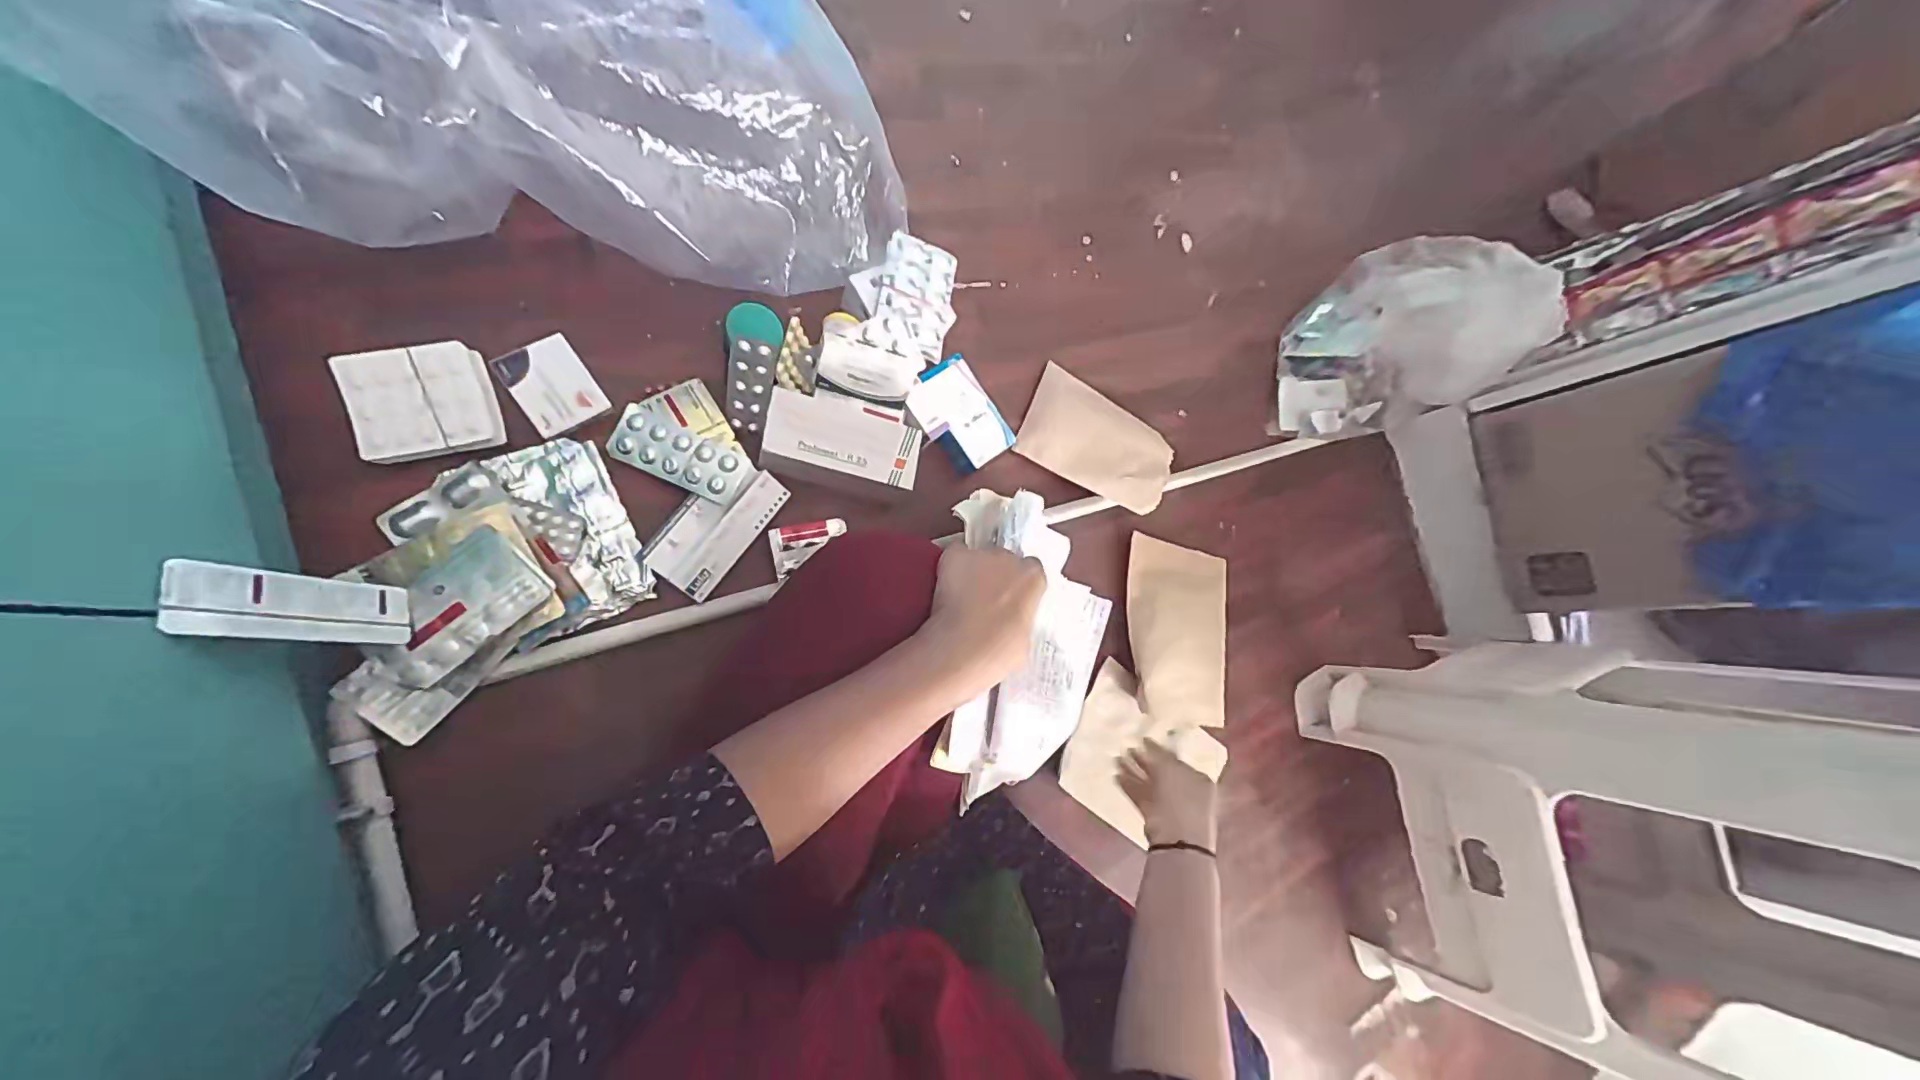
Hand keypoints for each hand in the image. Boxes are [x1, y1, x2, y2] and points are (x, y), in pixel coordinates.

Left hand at [917, 545, 1046, 693]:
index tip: (1010, 600)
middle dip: (995, 576)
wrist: (965, 648)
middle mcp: (1010, 557)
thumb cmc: (1002, 651)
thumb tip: (1011, 622)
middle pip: (1004, 560)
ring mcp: (981, 554)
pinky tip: (945, 585)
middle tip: (984, 601)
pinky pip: (955, 554)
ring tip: (961, 597)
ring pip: (978, 557)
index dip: (1018, 584)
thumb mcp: (1025, 637)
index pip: (1030, 570)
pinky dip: (950, 566)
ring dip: (973, 572)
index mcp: (1033, 577)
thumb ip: (1021, 618)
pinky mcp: (955, 556)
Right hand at [1117, 740, 1218, 849]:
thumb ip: (1159, 754)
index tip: (1142, 739)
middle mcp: (1186, 791)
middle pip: (1161, 772)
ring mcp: (1171, 805)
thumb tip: (1148, 743)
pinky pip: (1142, 796)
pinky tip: (1117, 776)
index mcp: (1198, 778)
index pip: (1176, 759)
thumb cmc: (1181, 798)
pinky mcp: (1155, 817)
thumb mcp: (1171, 769)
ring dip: (1133, 771)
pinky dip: (1130, 786)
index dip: (1158, 749)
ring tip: (1117, 759)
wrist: (1177, 839)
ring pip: (1150, 784)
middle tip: (1127, 748)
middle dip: (1143, 760)